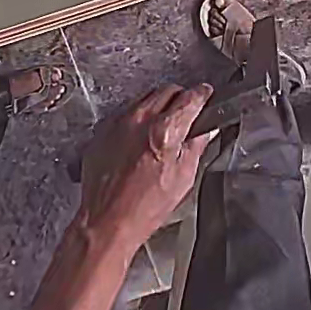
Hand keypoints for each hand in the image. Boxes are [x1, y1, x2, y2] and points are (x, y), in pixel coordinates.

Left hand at [77, 85, 215, 255]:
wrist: (107, 219)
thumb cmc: (143, 206)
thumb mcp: (183, 178)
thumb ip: (195, 146)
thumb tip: (205, 129)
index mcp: (164, 131)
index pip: (189, 98)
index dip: (202, 95)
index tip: (205, 94)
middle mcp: (140, 119)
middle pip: (167, 91)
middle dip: (180, 98)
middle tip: (186, 112)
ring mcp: (119, 121)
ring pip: (145, 97)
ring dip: (158, 105)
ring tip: (162, 127)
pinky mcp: (105, 128)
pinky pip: (126, 111)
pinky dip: (138, 117)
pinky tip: (140, 137)